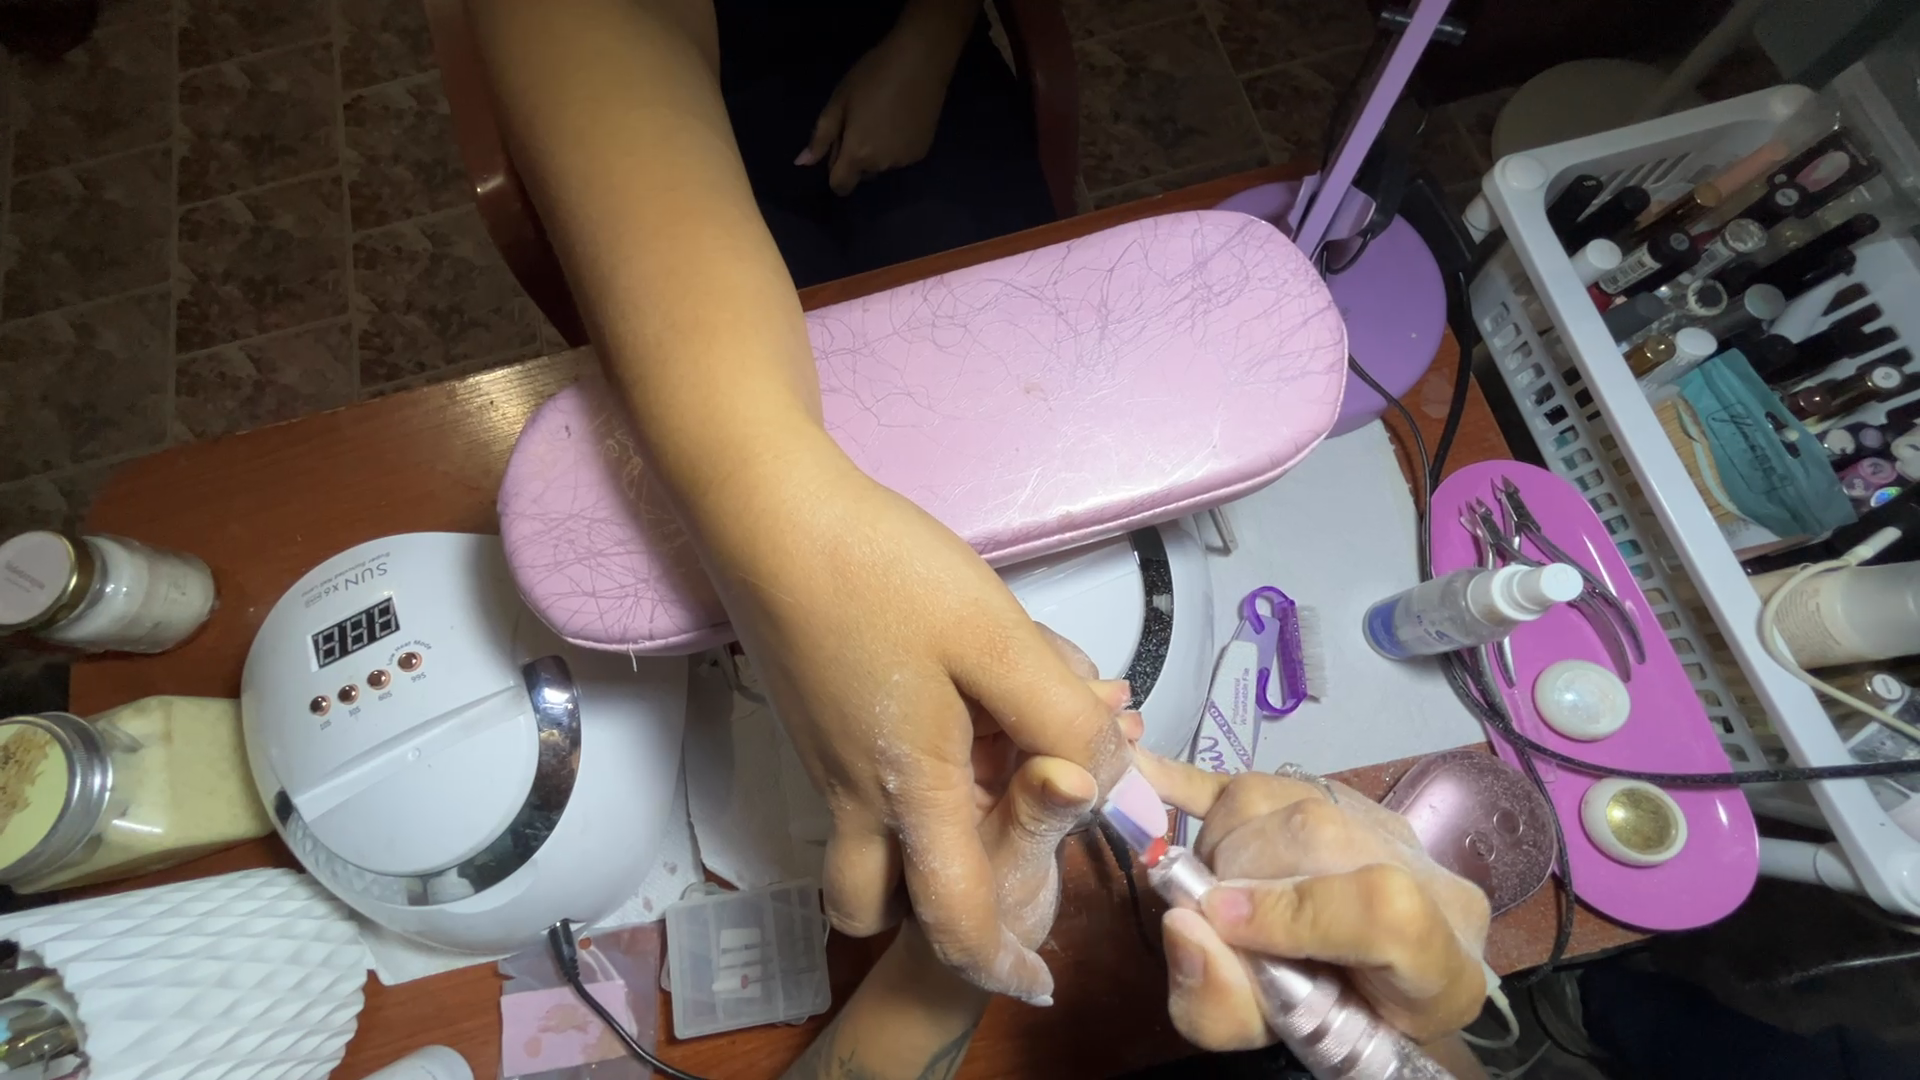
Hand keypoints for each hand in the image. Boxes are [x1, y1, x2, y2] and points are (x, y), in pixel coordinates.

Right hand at [706, 451, 1129, 1002]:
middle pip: (883, 896)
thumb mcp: (995, 640)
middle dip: (944, 892)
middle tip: (998, 827)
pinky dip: (935, 745)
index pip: (950, 918)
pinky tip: (977, 670)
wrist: (777, 519)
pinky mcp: (822, 711)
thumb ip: (1058, 716)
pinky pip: (882, 763)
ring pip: (884, 825)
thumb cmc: (884, 577)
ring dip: (939, 812)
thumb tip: (1097, 770)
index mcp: (906, 789)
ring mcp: (830, 750)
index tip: (1035, 980)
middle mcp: (857, 789)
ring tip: (995, 737)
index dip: (995, 964)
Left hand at [796, 23, 957, 194]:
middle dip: (857, 157)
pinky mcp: (920, 154)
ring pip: (881, 165)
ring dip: (877, 151)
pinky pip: (900, 157)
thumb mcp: (839, 102)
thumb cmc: (872, 76)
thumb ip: (821, 137)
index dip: (835, 174)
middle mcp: (880, 166)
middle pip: (861, 174)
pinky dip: (896, 146)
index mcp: (857, 154)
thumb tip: (802, 163)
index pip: (840, 186)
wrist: (920, 61)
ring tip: (884, 119)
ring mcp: (903, 162)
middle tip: (862, 123)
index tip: (838, 151)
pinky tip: (901, 121)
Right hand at [1136, 754, 1492, 1047]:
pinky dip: (1185, 777)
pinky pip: (1245, 776)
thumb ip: (1229, 1005)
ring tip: (1216, 883)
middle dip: (1237, 872)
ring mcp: (1369, 816)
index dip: (1292, 911)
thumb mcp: (1289, 1041)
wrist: (1367, 977)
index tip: (1221, 921)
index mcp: (1441, 959)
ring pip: (1271, 795)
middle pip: (1312, 835)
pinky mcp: (1317, 787)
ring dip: (1217, 839)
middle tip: (1212, 914)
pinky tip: (1145, 771)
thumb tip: (1182, 925)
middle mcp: (1419, 868)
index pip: (1383, 908)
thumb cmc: (1333, 1018)